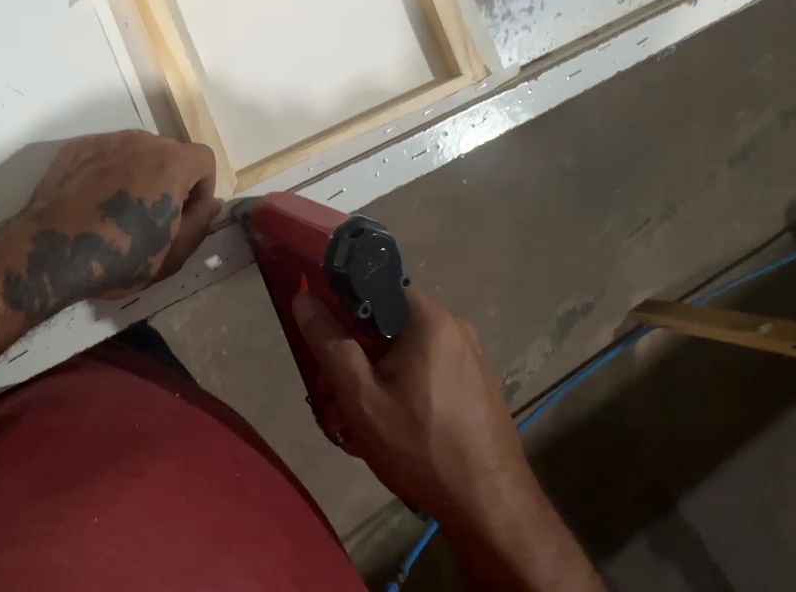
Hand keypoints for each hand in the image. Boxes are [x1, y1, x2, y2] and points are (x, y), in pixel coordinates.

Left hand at [0, 131, 220, 321]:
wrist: (50, 252)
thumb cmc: (118, 258)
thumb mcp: (171, 255)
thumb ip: (200, 224)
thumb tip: (210, 203)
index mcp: (171, 163)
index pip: (203, 160)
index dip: (200, 189)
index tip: (184, 216)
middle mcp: (140, 141)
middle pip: (168, 153)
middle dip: (169, 180)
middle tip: (151, 217)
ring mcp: (105, 141)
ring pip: (134, 151)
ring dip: (136, 173)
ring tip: (118, 210)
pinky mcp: (75, 148)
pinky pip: (103, 154)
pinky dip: (105, 172)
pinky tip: (91, 202)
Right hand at [292, 288, 530, 521]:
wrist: (491, 509)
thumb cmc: (420, 445)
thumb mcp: (361, 395)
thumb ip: (330, 342)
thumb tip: (305, 299)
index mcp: (429, 319)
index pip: (375, 287)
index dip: (342, 307)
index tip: (323, 339)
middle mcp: (455, 329)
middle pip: (387, 324)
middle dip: (353, 355)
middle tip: (332, 395)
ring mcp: (471, 360)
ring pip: (404, 353)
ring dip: (373, 378)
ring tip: (353, 421)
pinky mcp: (477, 388)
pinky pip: (427, 374)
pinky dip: (401, 391)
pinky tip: (388, 428)